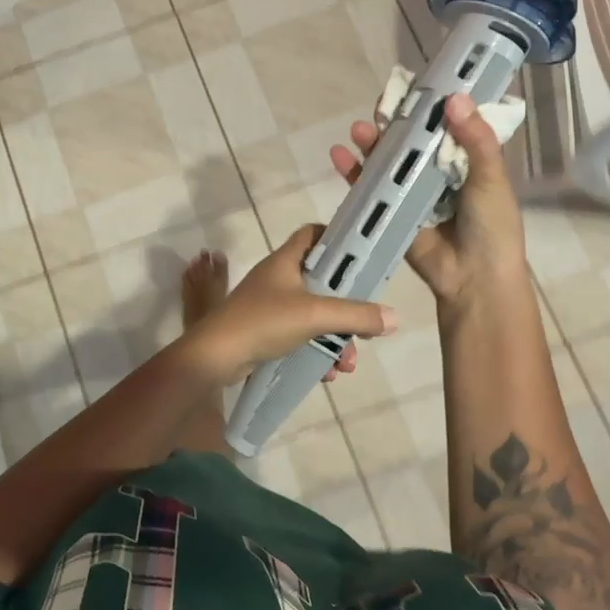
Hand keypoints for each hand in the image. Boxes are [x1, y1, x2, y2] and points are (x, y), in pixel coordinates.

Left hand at [184, 226, 396, 385]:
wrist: (216, 356)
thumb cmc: (263, 321)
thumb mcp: (314, 315)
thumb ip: (356, 315)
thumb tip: (394, 317)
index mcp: (285, 261)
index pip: (313, 235)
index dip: (338, 239)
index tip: (365, 256)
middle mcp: (278, 278)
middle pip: (322, 283)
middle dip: (347, 310)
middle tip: (365, 331)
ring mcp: (270, 305)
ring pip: (314, 315)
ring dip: (335, 339)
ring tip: (345, 366)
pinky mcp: (266, 331)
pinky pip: (301, 336)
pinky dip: (316, 351)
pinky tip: (325, 374)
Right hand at [330, 94, 528, 308]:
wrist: (474, 279)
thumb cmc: (493, 227)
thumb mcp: (491, 179)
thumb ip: (475, 141)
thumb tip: (454, 98)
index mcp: (465, 159)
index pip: (445, 123)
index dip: (430, 103)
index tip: (417, 83)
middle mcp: (435, 171)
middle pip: (409, 139)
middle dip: (394, 121)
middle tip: (382, 104)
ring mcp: (409, 191)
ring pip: (386, 160)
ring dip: (371, 143)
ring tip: (358, 129)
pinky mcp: (389, 211)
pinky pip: (368, 188)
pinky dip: (352, 171)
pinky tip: (339, 155)